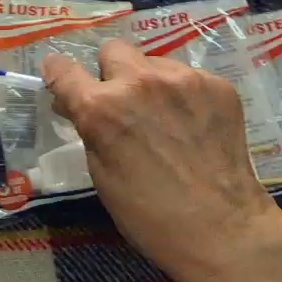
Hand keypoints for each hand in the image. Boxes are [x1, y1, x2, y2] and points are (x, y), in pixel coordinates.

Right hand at [41, 40, 281, 281]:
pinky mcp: (217, 84)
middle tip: (125, 103)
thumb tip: (80, 105)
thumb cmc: (149, 215)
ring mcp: (182, 78)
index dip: (57, 71)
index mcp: (100, 108)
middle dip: (113, 72)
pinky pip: (189, 77)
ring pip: (154, 62)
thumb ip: (90, 128)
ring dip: (152, 83)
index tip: (60, 75)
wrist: (223, 231)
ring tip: (167, 119)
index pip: (63, 70)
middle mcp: (138, 81)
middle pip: (114, 50)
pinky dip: (186, 96)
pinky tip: (195, 126)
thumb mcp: (101, 173)